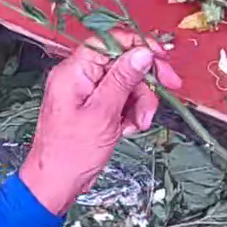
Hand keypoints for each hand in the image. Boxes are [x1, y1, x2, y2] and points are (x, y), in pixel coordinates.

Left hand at [20, 31, 182, 213]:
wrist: (55, 185)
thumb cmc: (72, 152)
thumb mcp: (103, 113)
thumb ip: (123, 79)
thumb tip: (143, 51)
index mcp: (75, 71)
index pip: (110, 41)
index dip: (139, 45)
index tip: (162, 58)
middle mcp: (80, 76)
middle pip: (123, 63)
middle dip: (145, 81)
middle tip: (170, 88)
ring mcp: (88, 92)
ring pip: (127, 83)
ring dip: (141, 102)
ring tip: (140, 123)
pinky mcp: (95, 107)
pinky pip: (122, 99)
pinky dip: (131, 112)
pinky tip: (129, 128)